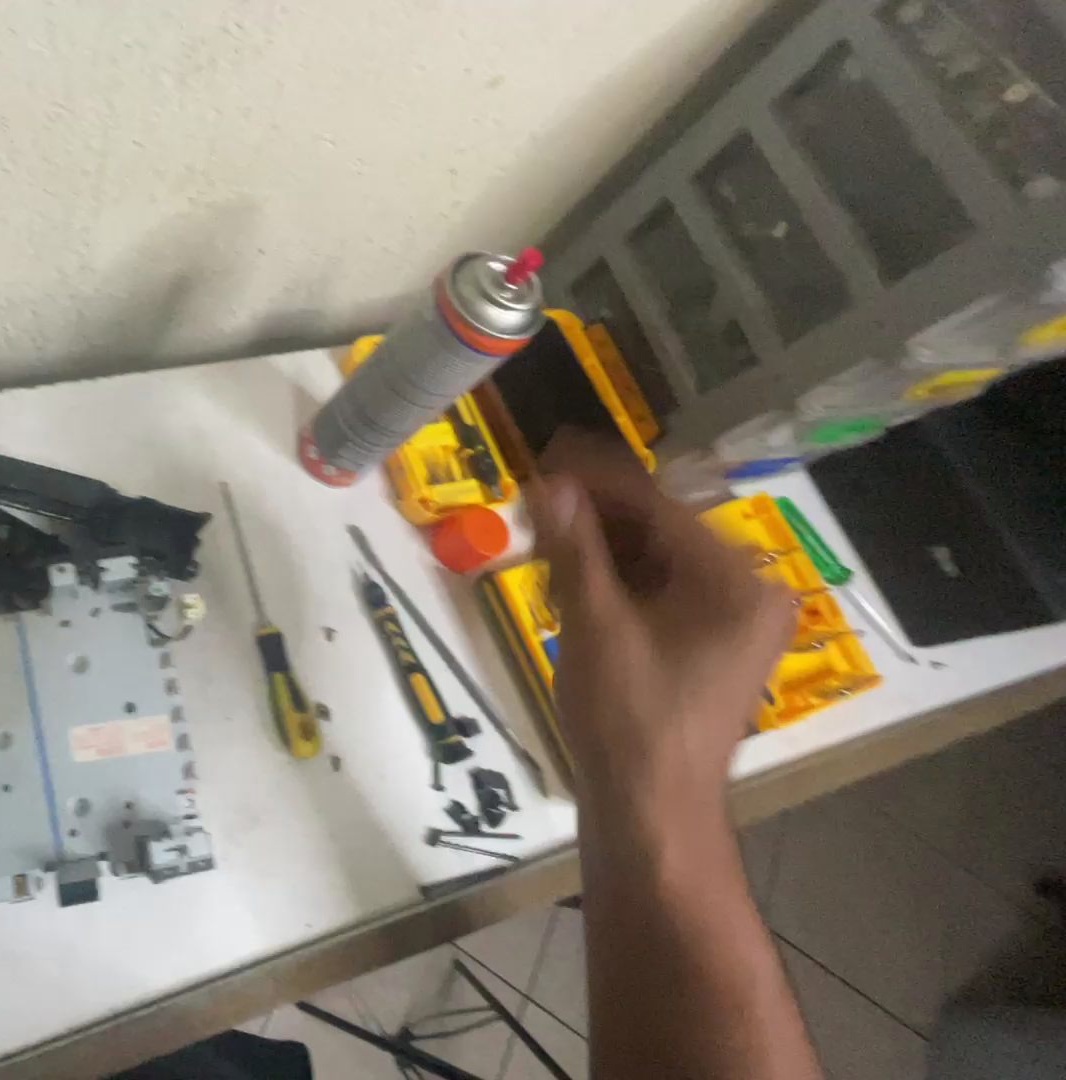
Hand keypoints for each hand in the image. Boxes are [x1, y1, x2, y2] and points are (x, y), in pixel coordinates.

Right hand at [526, 434, 792, 810]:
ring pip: (650, 559)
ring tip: (543, 524)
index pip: (658, 507)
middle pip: (657, 530)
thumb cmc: (625, 715)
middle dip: (594, 510)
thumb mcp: (593, 625)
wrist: (647, 805)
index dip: (598, 476)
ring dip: (595, 542)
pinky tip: (567, 568)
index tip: (549, 449)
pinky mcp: (699, 642)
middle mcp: (744, 592)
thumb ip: (573, 549)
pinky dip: (609, 576)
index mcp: (736, 582)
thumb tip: (551, 483)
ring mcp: (724, 620)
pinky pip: (652, 589)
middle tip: (536, 488)